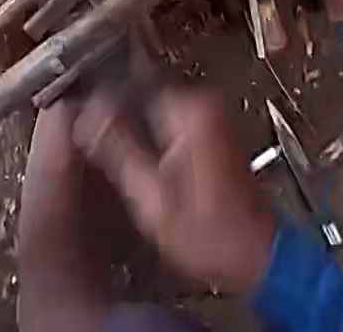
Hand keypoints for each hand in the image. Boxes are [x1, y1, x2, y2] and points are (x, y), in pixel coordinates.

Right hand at [72, 87, 274, 293]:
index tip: (83, 113)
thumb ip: (114, 148)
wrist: (260, 259)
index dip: (99, 101)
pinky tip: (139, 152)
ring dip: (130, 120)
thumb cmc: (216, 235)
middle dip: (115, 111)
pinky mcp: (212, 126)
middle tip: (93, 130)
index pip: (127, 81)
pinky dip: (148, 128)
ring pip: (149, 102)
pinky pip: (165, 114)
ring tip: (114, 144)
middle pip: (138, 89)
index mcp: (189, 109)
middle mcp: (203, 103)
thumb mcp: (150, 195)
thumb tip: (83, 117)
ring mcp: (210, 113)